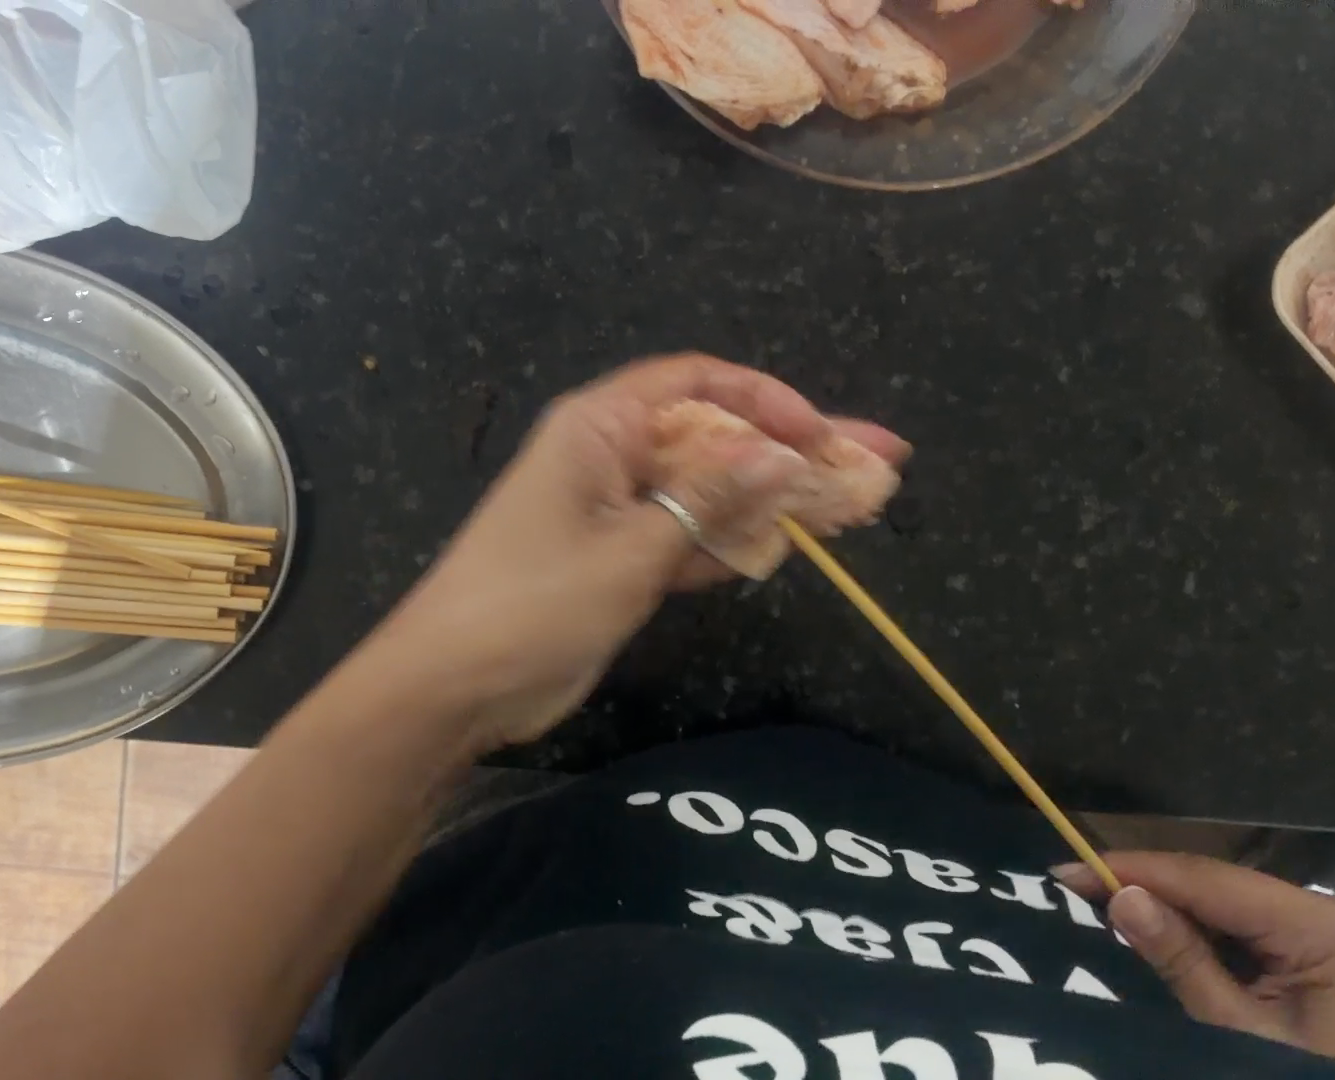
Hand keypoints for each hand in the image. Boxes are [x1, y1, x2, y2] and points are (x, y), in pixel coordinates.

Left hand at [361, 353, 907, 752]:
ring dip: (771, 500)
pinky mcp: (621, 561)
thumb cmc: (533, 603)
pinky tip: (787, 545)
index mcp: (599, 428)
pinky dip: (731, 544)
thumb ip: (708, 500)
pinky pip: (688, 539)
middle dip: (790, 451)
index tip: (820, 435)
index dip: (764, 400)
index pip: (696, 385)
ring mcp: (618, 512)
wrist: (456, 685)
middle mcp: (611, 457)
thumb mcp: (630, 548)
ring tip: (855, 504)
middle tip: (878, 461)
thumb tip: (783, 455)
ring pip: (709, 493)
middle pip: (714, 439)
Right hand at [1056, 853, 1334, 1079]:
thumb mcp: (1239, 1031)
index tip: (1067, 869)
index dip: (1133, 869)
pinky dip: (1178, 919)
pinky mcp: (1295, 943)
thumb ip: (1182, 961)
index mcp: (1319, 926)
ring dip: (1152, 897)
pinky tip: (1138, 918)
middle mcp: (1318, 910)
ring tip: (1090, 895)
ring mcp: (1308, 925)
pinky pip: (1222, 917)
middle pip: (1207, 882)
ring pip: (1209, 894)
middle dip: (1139, 881)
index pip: (1207, 880)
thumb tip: (1119, 895)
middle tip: (1069, 881)